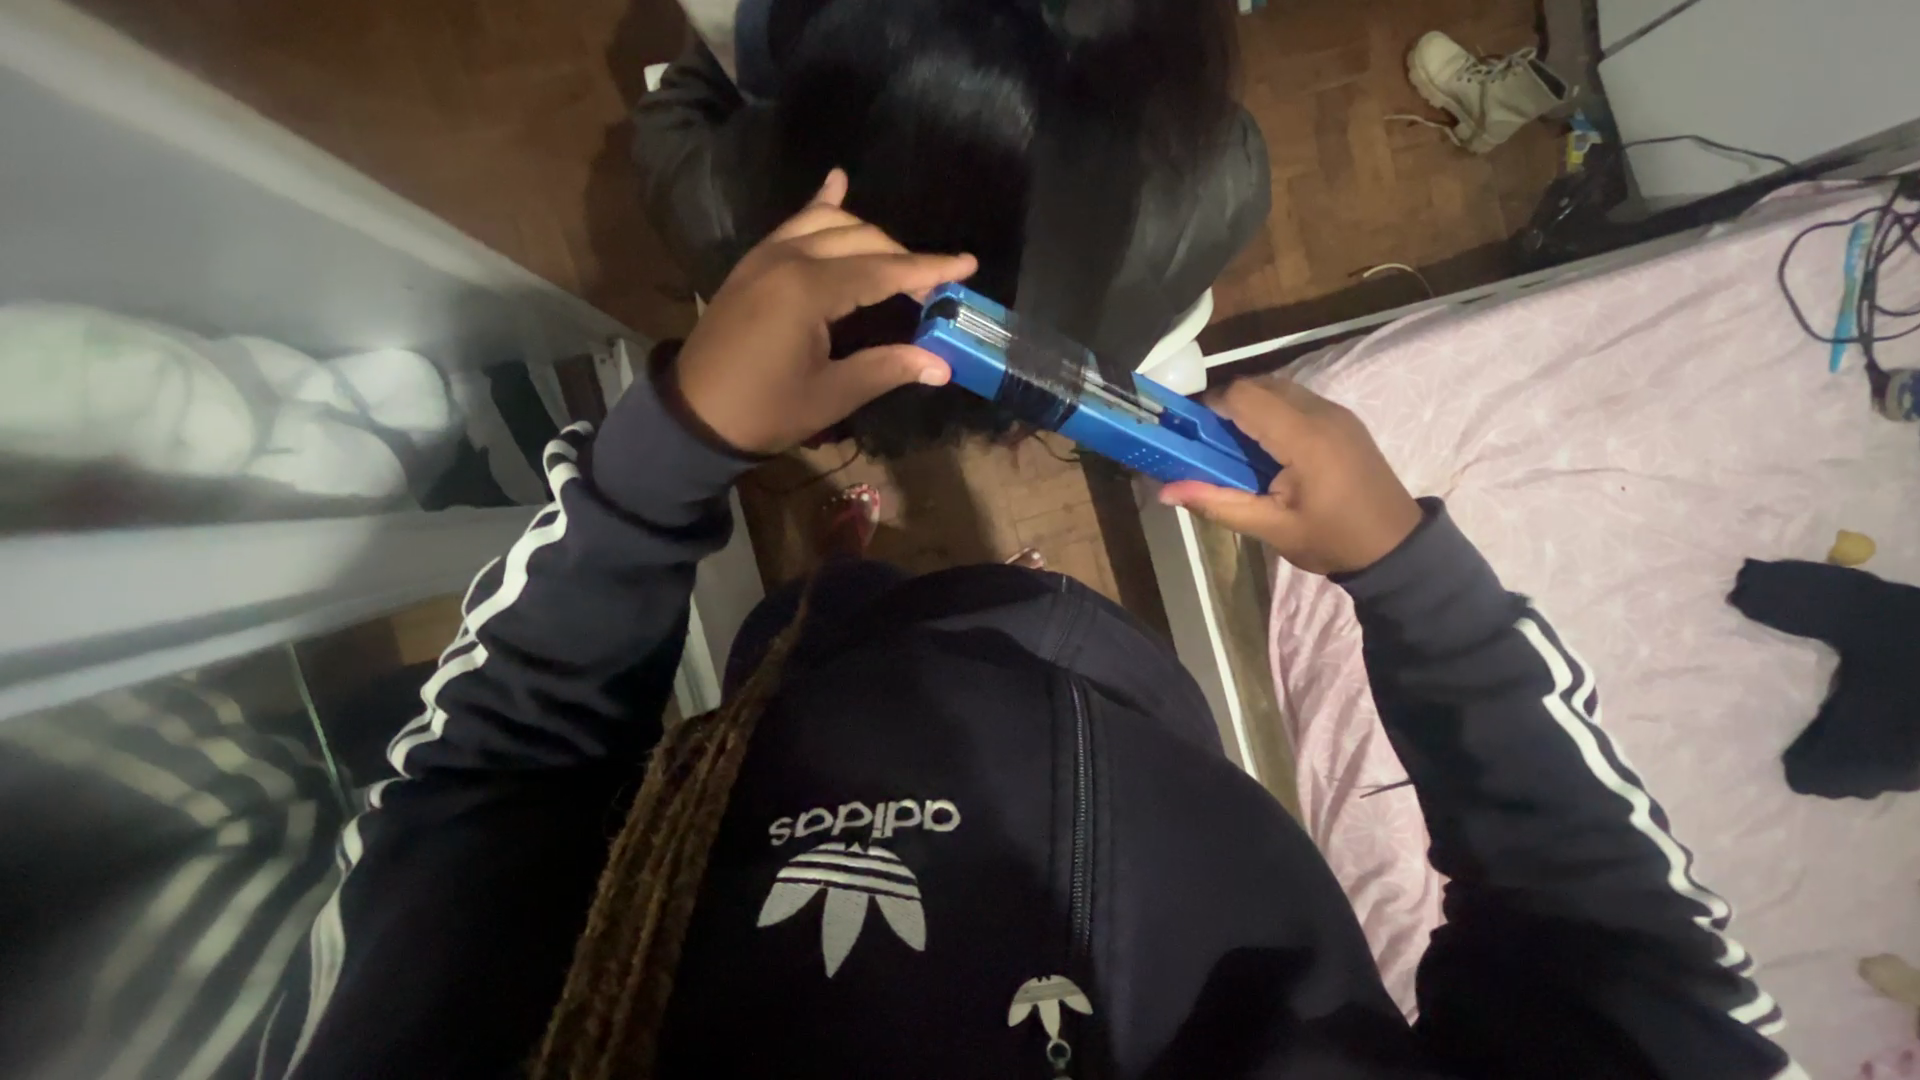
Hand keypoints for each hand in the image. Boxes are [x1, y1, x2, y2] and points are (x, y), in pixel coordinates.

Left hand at [668, 169, 977, 454]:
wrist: (693, 415)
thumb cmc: (764, 410)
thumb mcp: (831, 395)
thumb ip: (887, 369)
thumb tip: (943, 364)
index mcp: (808, 290)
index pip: (883, 270)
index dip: (928, 270)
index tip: (968, 264)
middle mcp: (788, 259)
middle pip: (860, 239)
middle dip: (902, 257)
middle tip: (932, 289)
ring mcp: (765, 256)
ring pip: (828, 224)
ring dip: (869, 235)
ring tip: (898, 259)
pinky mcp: (752, 264)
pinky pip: (794, 224)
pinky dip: (822, 209)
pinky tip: (838, 185)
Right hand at [1159, 379, 1422, 575]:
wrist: (1396, 546)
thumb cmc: (1332, 539)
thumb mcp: (1270, 527)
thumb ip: (1216, 503)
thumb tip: (1163, 491)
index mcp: (1303, 437)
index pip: (1244, 395)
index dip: (1210, 406)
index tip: (1190, 433)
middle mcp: (1321, 412)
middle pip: (1259, 384)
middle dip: (1226, 405)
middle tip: (1207, 442)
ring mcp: (1335, 412)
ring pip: (1277, 387)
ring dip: (1248, 406)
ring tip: (1233, 446)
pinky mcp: (1342, 419)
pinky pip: (1295, 398)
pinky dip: (1270, 410)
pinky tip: (1263, 446)